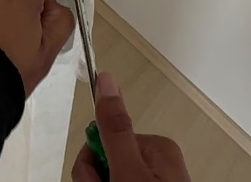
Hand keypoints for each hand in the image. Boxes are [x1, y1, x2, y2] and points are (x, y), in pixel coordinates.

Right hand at [74, 73, 190, 181]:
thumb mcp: (129, 169)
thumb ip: (115, 127)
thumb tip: (106, 78)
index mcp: (159, 147)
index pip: (106, 136)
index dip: (91, 157)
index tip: (93, 175)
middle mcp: (159, 163)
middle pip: (107, 157)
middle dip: (96, 176)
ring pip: (110, 174)